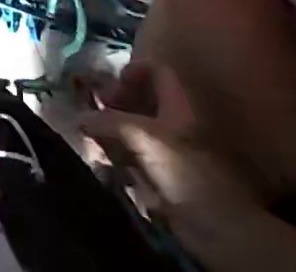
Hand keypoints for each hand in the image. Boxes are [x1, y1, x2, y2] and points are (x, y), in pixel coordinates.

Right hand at [80, 63, 259, 225]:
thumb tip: (81, 117)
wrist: (215, 225)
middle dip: (118, 101)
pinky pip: (138, 157)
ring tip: (93, 136)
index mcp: (178, 102)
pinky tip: (106, 160)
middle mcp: (175, 120)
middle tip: (97, 110)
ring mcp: (171, 149)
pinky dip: (121, 154)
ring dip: (116, 129)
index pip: (157, 70)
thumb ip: (110, 123)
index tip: (112, 83)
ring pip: (139, 129)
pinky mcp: (166, 176)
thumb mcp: (143, 137)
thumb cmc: (183, 170)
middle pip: (145, 99)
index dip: (134, 70)